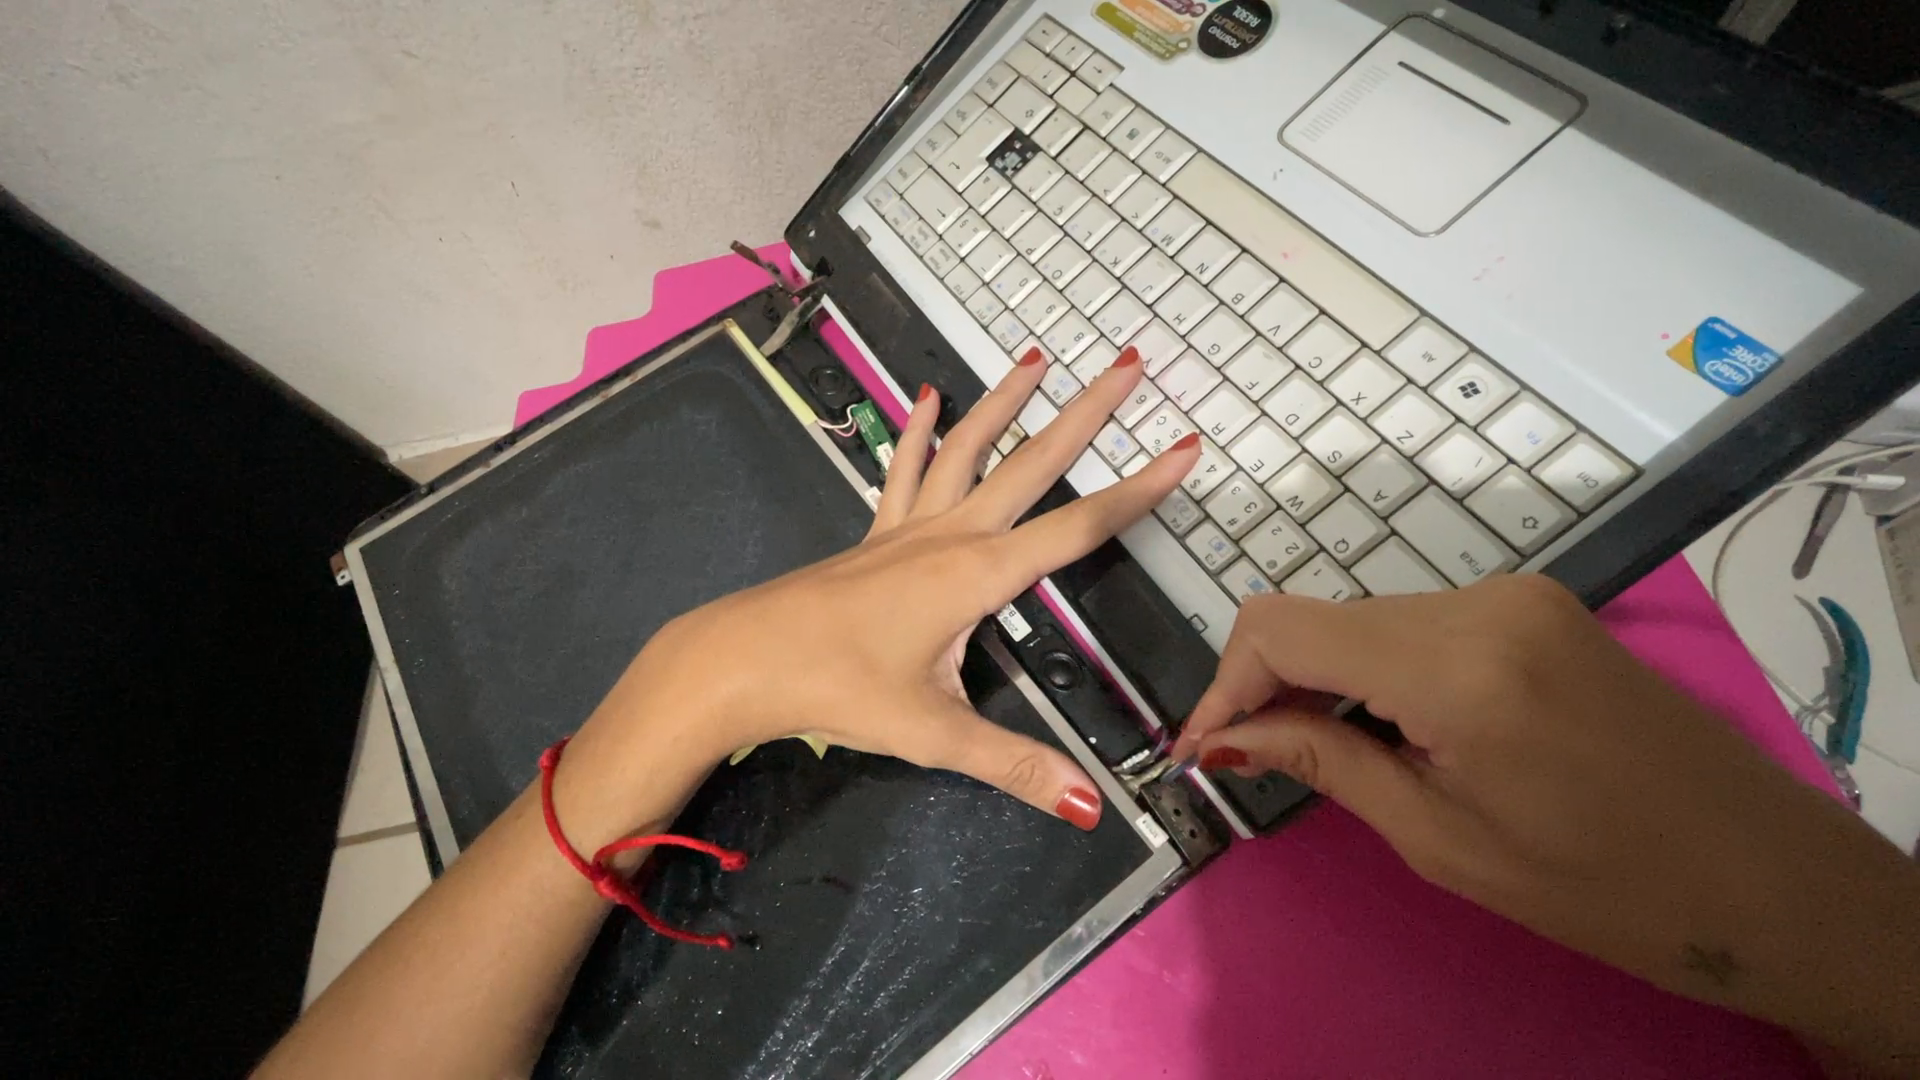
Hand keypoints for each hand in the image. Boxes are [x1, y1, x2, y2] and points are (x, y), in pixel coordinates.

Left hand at [563, 345, 1198, 839]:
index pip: (1078, 529)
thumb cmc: (839, 690)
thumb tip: (1089, 806)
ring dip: (1003, 402)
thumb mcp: (934, 732)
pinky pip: (903, 470)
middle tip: (1126, 362)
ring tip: (1034, 356)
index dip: (1138, 492)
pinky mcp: (875, 532)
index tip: (1185, 448)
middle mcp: (951, 534)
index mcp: (980, 574)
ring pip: (966, 449)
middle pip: (1031, 464)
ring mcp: (909, 526)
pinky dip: (918, 432)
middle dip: (1085, 414)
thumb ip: (1014, 764)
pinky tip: (926, 395)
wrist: (744, 659)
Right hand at [1173, 576, 1919, 1067]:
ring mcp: (1506, 594)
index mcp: (1458, 666)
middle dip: (1262, 683)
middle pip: (1313, 617)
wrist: (1779, 882)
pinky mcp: (1523, 602)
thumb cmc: (1606, 889)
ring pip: (1354, 617)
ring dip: (1313, 675)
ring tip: (1307, 741)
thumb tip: (1221, 738)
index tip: (1201, 745)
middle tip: (1244, 752)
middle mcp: (1477, 603)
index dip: (1222, 682)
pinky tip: (1375, 719)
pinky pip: (1402, 622)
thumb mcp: (1439, 839)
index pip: (1282, 629)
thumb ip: (1321, 761)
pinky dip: (1364, 666)